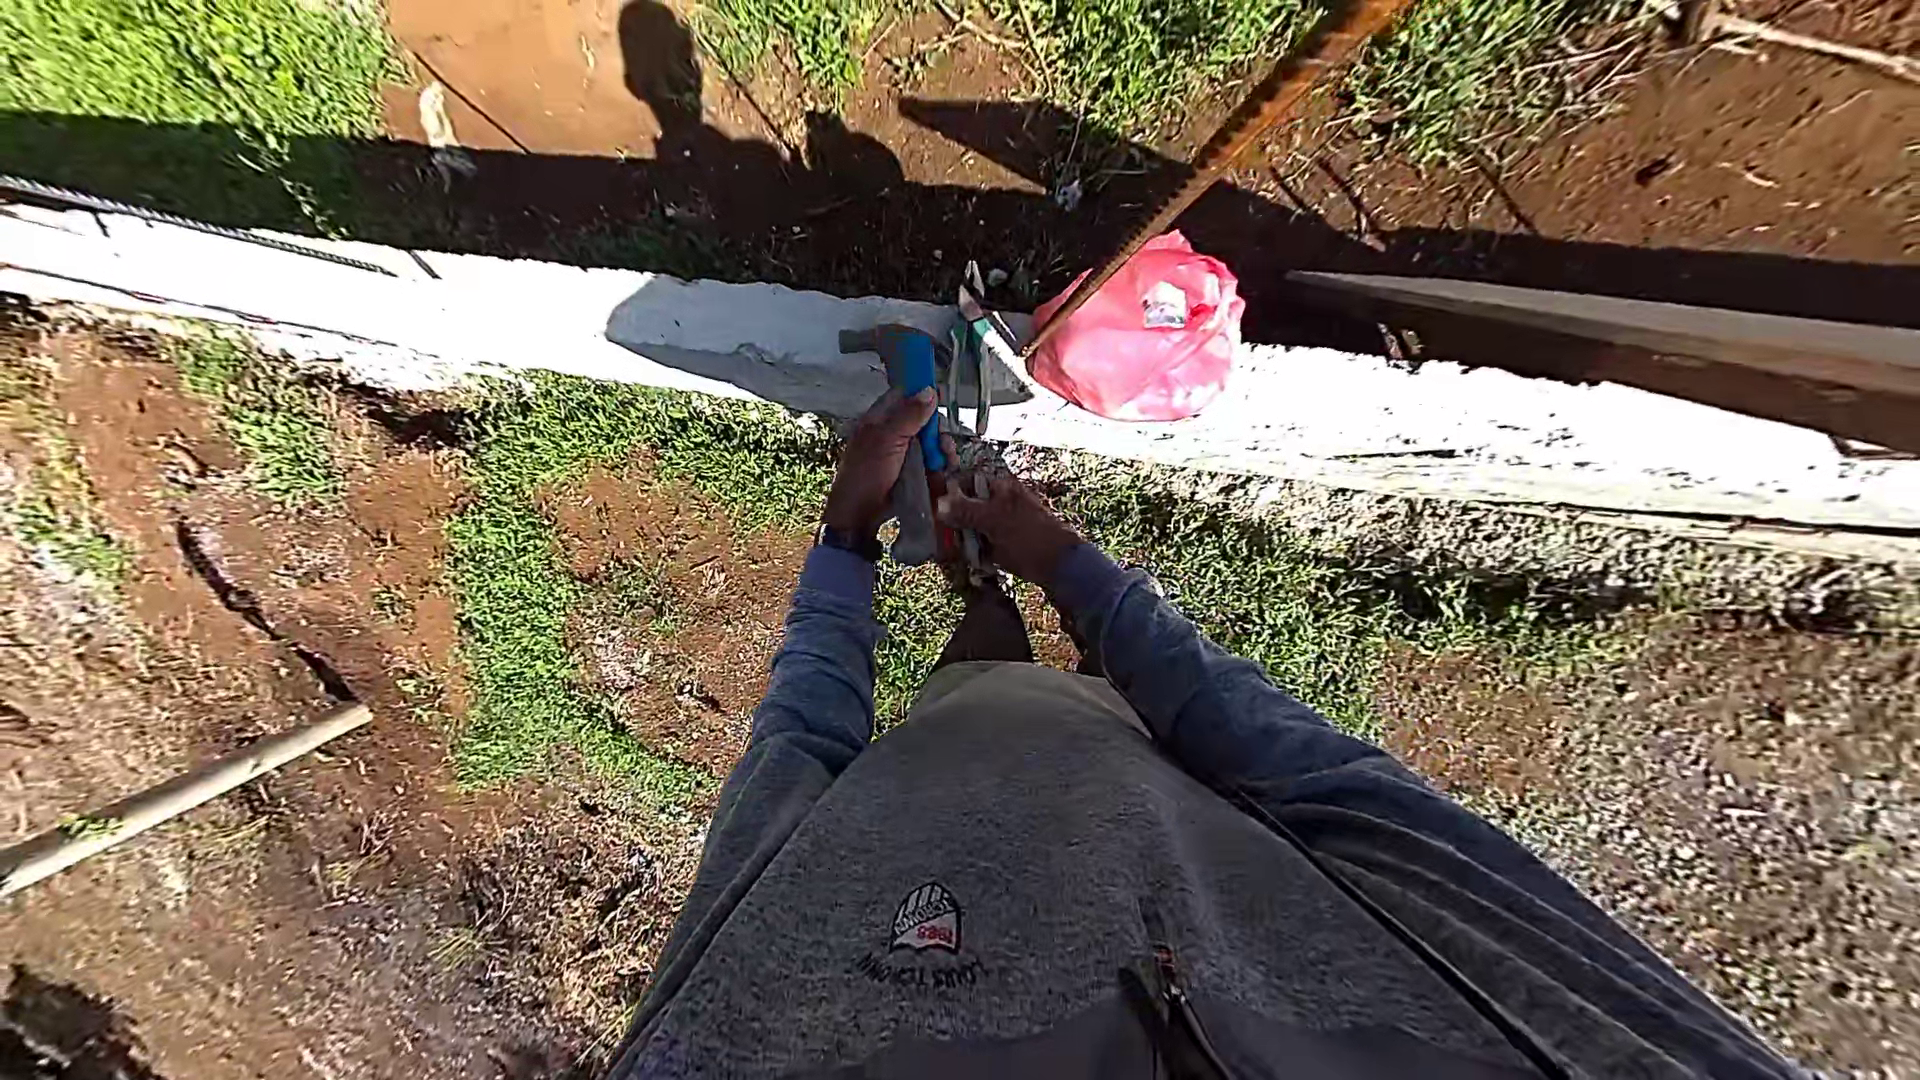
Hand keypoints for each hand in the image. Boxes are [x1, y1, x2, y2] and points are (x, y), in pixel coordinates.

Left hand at [823, 388, 937, 536]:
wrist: (859, 516)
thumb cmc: (865, 476)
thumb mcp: (887, 441)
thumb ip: (908, 415)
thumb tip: (929, 390)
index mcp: (879, 419)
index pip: (904, 396)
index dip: (923, 396)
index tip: (941, 401)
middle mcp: (892, 433)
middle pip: (924, 422)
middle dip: (937, 432)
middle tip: (942, 445)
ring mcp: (901, 454)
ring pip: (930, 444)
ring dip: (941, 451)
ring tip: (944, 462)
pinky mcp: (910, 473)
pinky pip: (930, 464)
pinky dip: (938, 468)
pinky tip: (941, 474)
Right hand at [936, 473, 1082, 587]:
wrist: (1063, 566)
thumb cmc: (1029, 538)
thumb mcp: (993, 522)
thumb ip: (966, 511)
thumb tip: (939, 503)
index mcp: (1002, 488)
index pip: (969, 482)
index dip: (952, 494)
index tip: (939, 511)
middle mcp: (1005, 501)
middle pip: (971, 507)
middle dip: (958, 523)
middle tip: (949, 538)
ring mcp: (1009, 522)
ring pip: (978, 527)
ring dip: (969, 541)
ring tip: (967, 553)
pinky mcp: (1013, 542)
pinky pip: (989, 543)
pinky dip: (982, 552)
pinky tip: (982, 562)